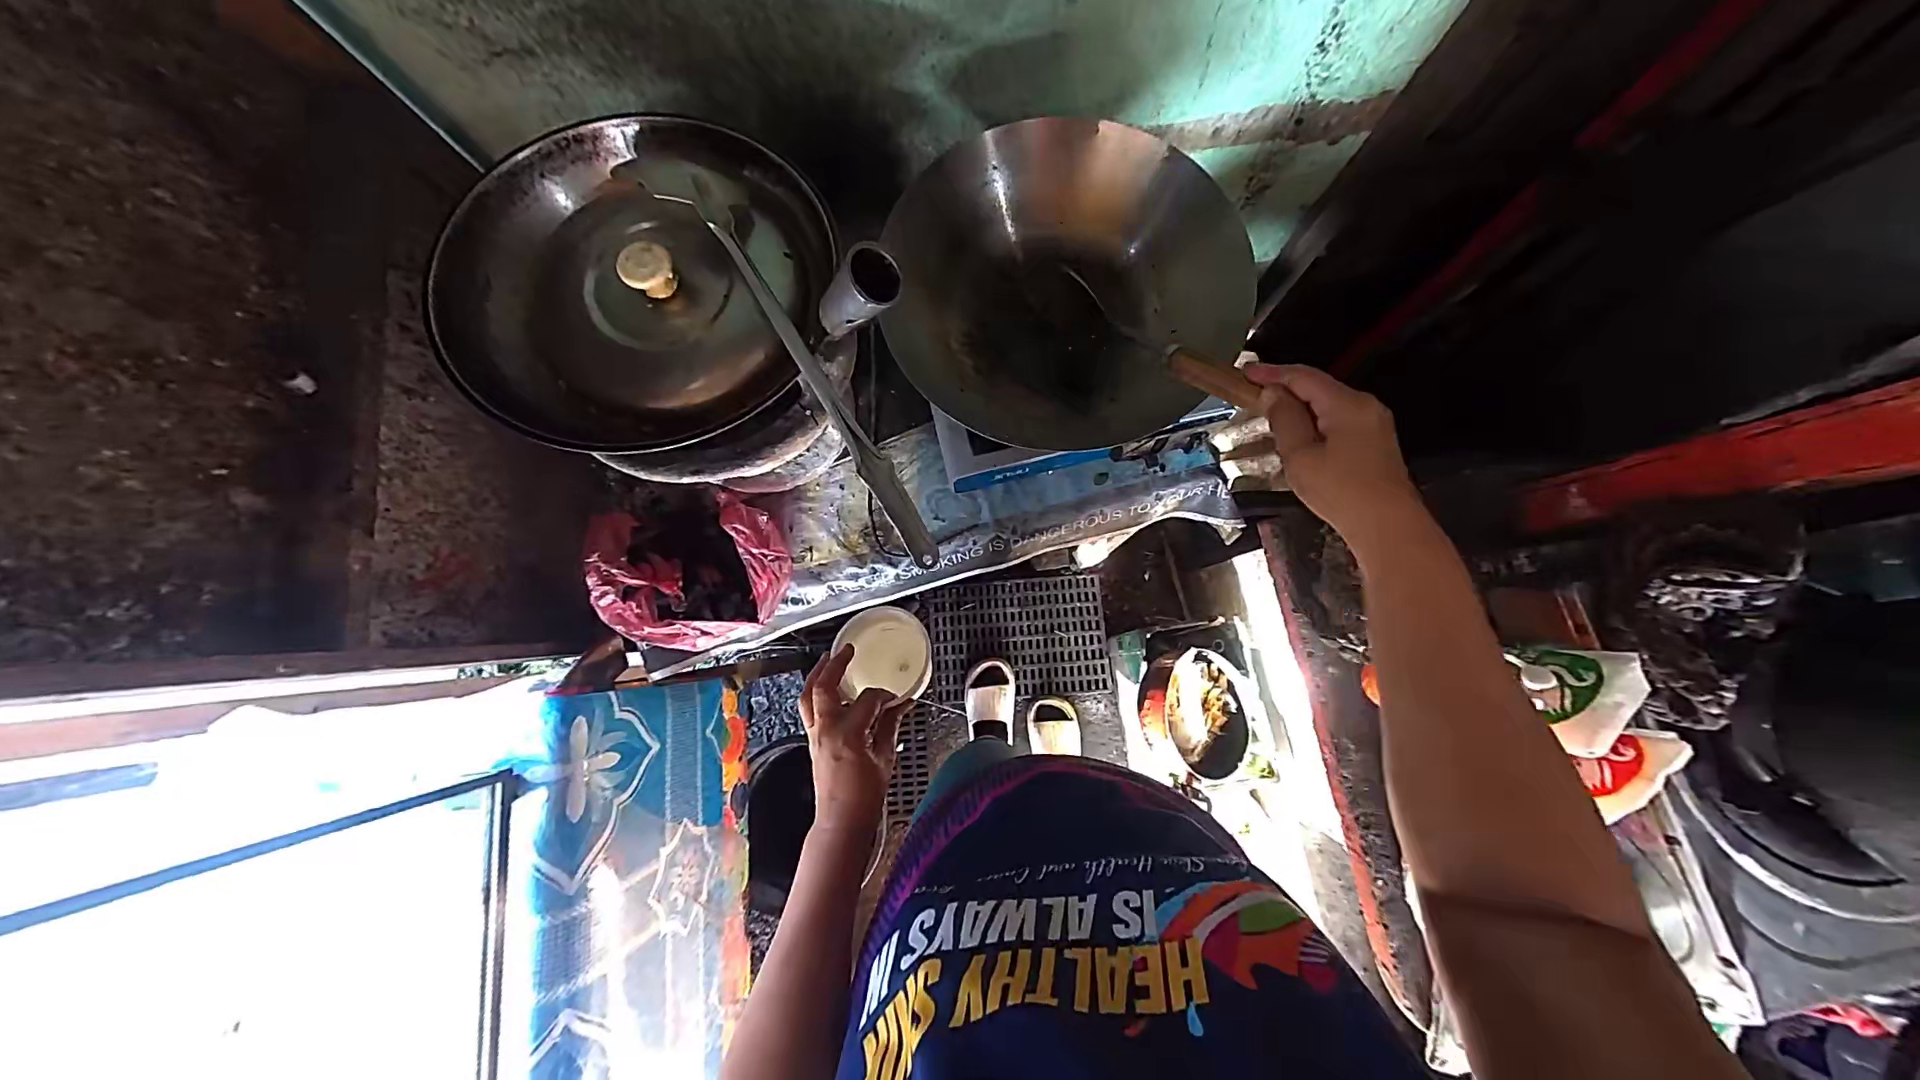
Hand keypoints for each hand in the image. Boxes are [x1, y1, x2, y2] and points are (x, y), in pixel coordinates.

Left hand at [801, 645, 912, 834]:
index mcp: (848, 734)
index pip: (868, 700)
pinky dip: (817, 693)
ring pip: (808, 696)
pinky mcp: (812, 741)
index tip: (895, 697)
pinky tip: (828, 690)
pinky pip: (809, 709)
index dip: (884, 695)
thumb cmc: (864, 797)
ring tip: (827, 660)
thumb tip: (901, 706)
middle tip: (846, 651)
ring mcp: (815, 735)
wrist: (841, 821)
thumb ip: (891, 726)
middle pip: (824, 687)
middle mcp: (826, 730)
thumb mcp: (885, 758)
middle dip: (834, 664)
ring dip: (817, 675)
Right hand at [1243, 363, 1421, 543]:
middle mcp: (1365, 406)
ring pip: (1328, 405)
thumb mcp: (1300, 455)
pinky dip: (1312, 421)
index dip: (1272, 372)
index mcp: (1347, 404)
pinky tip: (1297, 436)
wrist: (1387, 525)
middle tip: (1253, 395)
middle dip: (1285, 389)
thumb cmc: (1341, 491)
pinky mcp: (1374, 442)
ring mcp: (1373, 424)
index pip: (1304, 376)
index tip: (1246, 372)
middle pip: (1319, 387)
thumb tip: (1273, 394)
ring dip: (1298, 407)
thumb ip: (1285, 420)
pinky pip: (1337, 420)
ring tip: (1269, 416)